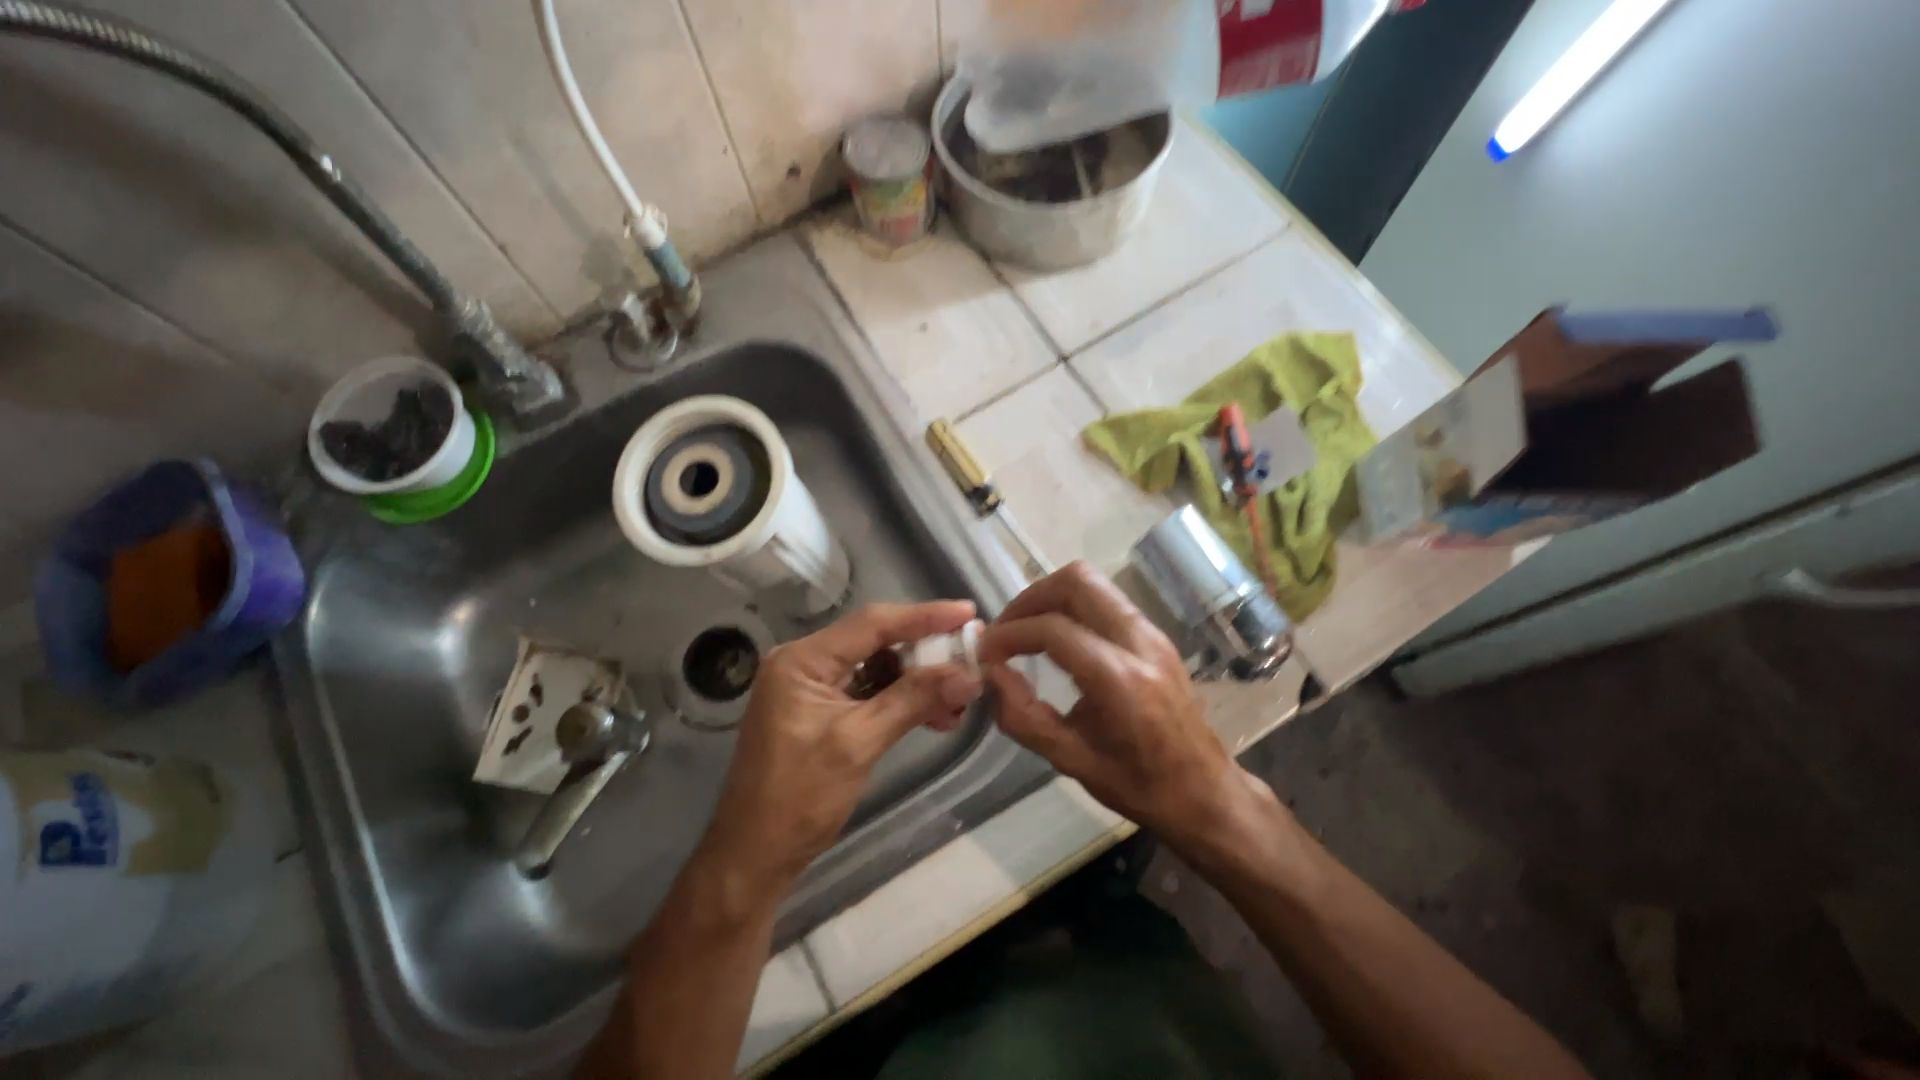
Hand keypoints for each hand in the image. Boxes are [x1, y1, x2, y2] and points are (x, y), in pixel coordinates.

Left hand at [698, 601, 984, 891]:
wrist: (755, 854)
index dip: (924, 616)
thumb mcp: (859, 743)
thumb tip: (969, 676)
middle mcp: (804, 663)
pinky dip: (901, 701)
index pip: (872, 623)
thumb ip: (912, 701)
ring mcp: (811, 689)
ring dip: (917, 680)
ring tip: (960, 698)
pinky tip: (935, 715)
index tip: (969, 613)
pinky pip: (868, 692)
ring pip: (876, 668)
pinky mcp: (821, 713)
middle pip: (875, 641)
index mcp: (802, 660)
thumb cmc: (799, 797)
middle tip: (972, 656)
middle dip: (925, 651)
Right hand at [978, 562, 1268, 853]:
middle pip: (1077, 582)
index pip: (1053, 630)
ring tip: (1025, 632)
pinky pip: (1107, 600)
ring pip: (1094, 583)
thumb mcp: (1071, 761)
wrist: (1204, 792)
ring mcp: (1152, 634)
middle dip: (1031, 598)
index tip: (985, 653)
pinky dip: (1072, 606)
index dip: (1009, 634)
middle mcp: (1139, 643)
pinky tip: (1056, 639)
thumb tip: (991, 675)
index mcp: (1120, 680)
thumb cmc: (1138, 785)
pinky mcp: (1155, 636)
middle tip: (1005, 630)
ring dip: (1051, 598)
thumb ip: (1024, 717)